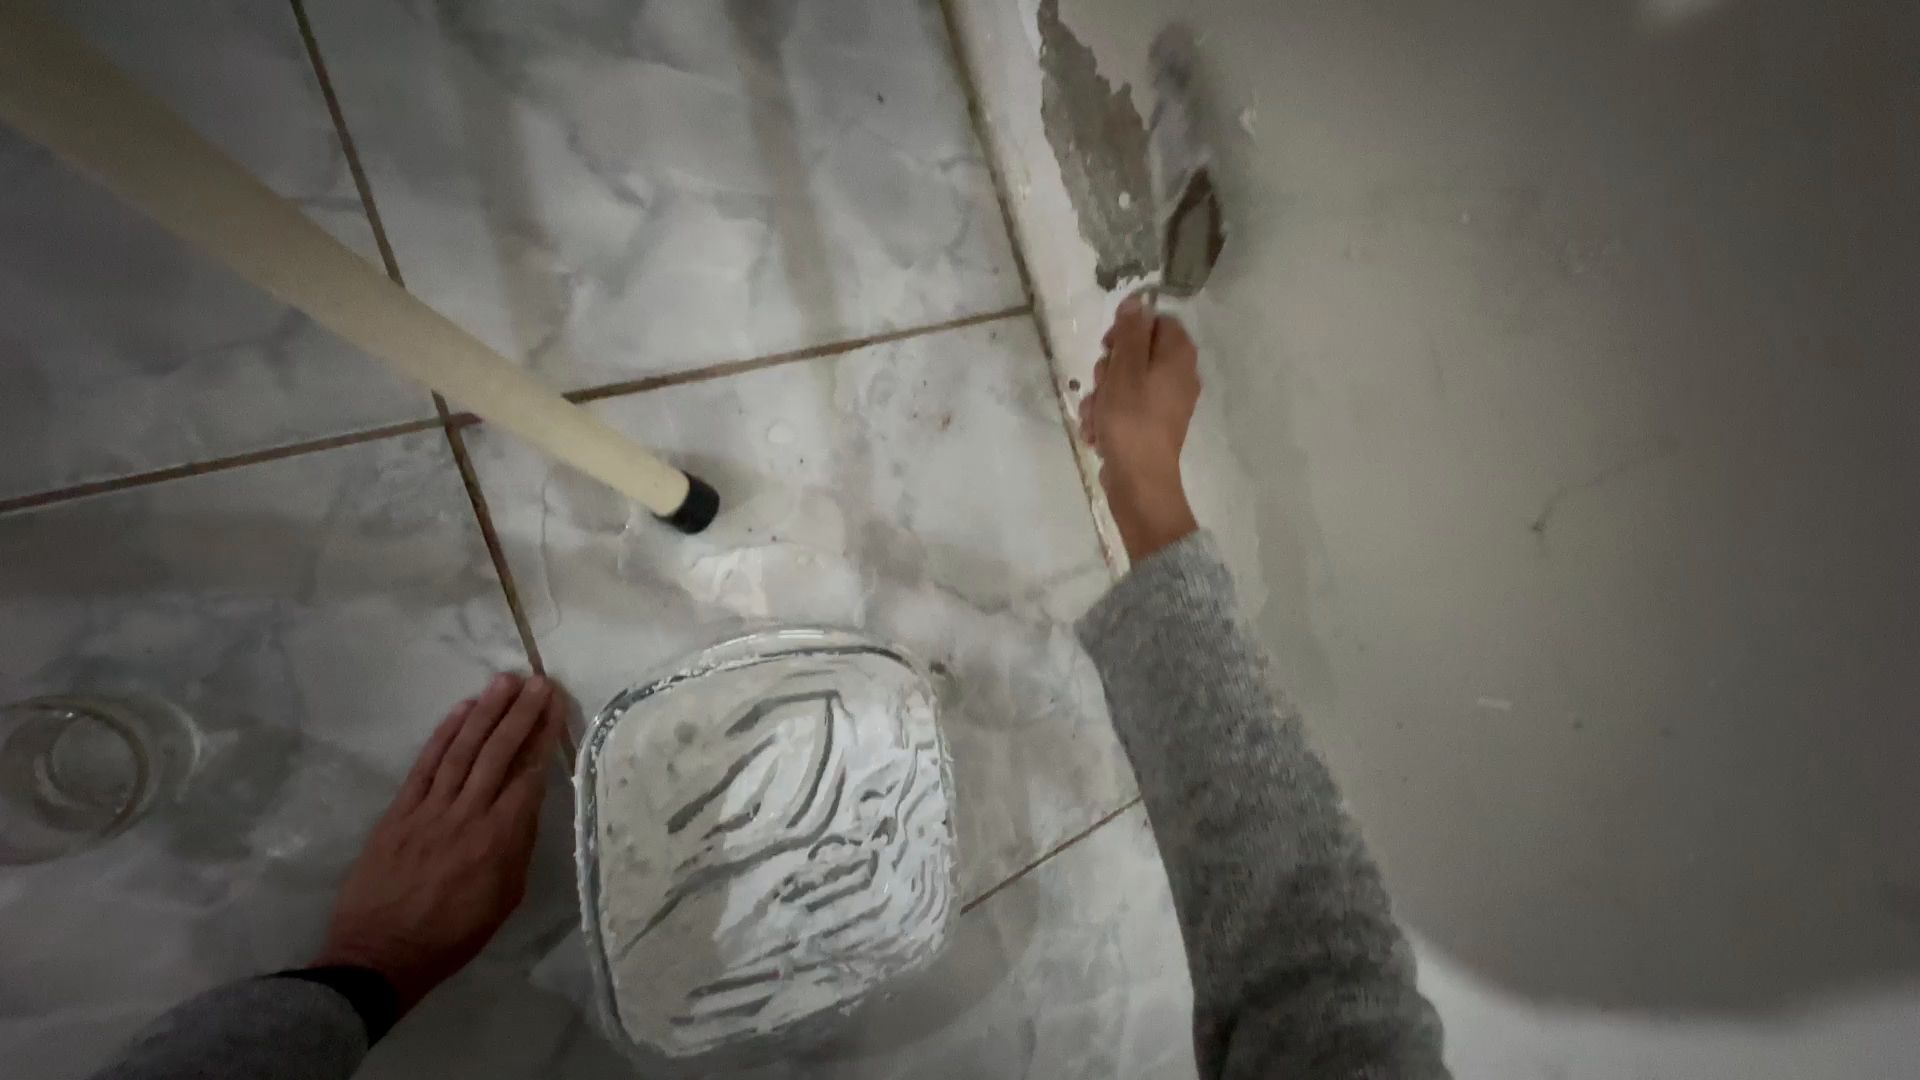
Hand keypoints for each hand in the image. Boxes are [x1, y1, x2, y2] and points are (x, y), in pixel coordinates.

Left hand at [313, 673, 564, 1012]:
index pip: (530, 772)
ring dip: (486, 712)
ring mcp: (430, 811)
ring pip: (463, 750)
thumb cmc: (455, 933)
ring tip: (504, 682)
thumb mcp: (507, 894)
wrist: (379, 959)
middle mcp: (469, 814)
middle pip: (499, 752)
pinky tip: (462, 710)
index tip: (556, 704)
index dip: (545, 734)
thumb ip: (520, 844)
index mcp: (502, 836)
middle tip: (537, 681)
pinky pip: (425, 766)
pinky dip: (444, 735)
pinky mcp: (398, 814)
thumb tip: (528, 804)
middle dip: (521, 713)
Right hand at [1078, 293, 1200, 560]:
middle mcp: (1177, 376)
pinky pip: (1124, 409)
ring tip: (1095, 418)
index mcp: (1178, 356)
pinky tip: (1097, 433)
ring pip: (1123, 384)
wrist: (1139, 481)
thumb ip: (1130, 333)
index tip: (1108, 347)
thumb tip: (1137, 301)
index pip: (1156, 322)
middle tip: (1102, 387)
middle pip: (1136, 353)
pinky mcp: (1150, 426)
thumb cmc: (1131, 421)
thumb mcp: (1125, 369)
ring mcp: (1164, 404)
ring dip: (1101, 397)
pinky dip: (1107, 418)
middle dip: (1108, 370)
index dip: (1128, 330)